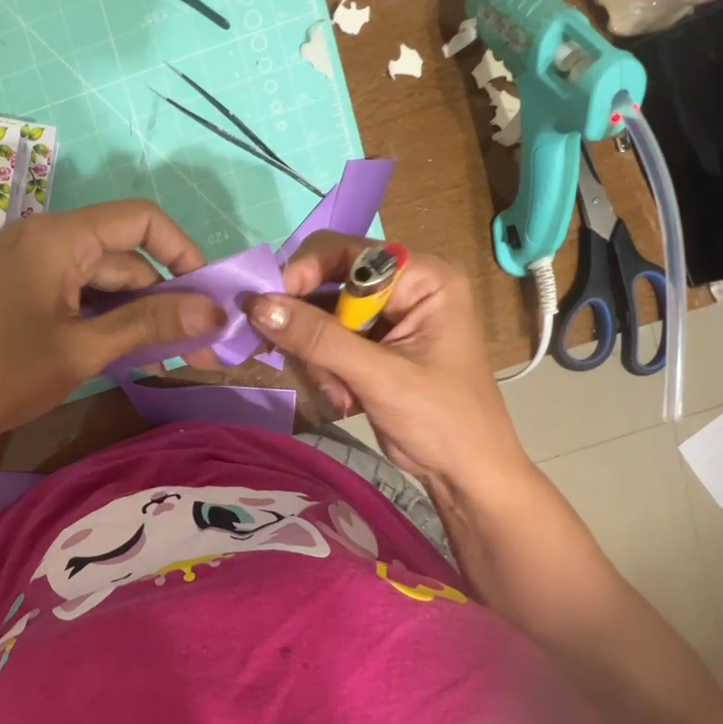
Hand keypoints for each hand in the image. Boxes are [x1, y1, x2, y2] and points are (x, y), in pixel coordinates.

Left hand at [0, 200, 224, 452]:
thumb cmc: (7, 376)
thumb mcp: (85, 349)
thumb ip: (151, 323)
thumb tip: (215, 312)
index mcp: (57, 236)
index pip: (140, 218)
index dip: (182, 251)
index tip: (206, 296)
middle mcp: (39, 235)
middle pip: (119, 254)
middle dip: (159, 298)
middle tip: (194, 348)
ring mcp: (20, 261)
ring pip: (94, 276)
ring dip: (130, 312)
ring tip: (161, 356)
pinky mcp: (10, 288)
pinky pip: (68, 290)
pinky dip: (96, 315)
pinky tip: (117, 349)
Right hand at [247, 232, 529, 491]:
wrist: (465, 471)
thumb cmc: (441, 419)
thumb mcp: (378, 377)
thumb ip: (318, 339)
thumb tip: (257, 305)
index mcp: (425, 277)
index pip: (347, 252)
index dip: (303, 274)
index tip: (267, 310)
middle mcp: (406, 286)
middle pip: (328, 283)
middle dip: (312, 328)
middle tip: (303, 363)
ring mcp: (389, 316)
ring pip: (320, 316)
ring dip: (319, 357)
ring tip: (340, 392)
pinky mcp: (374, 344)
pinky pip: (327, 341)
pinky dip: (324, 368)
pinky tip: (343, 396)